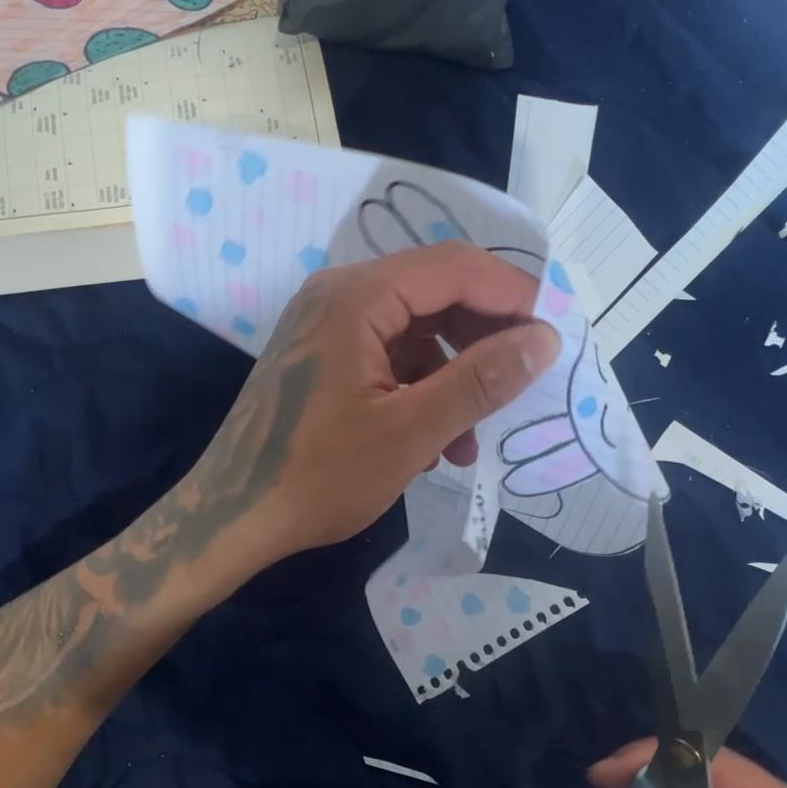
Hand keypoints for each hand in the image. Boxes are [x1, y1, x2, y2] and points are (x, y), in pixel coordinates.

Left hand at [171, 241, 559, 578]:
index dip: (513, 295)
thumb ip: (481, 381)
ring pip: (413, 334)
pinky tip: (432, 447)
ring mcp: (323, 331)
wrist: (233, 520)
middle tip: (521, 386)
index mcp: (355, 297)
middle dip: (483, 342)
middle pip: (434, 296)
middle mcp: (336, 298)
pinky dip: (417, 394)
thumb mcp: (411, 432)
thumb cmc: (318, 477)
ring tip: (469, 441)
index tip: (553, 337)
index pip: (455, 267)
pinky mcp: (319, 363)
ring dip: (452, 380)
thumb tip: (545, 339)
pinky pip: (385, 361)